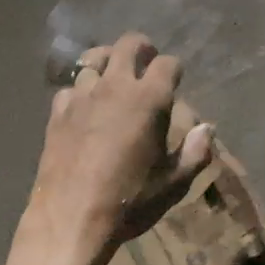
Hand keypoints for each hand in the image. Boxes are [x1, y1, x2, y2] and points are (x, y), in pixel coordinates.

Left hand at [0, 33, 215, 264]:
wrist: (72, 220)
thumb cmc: (129, 204)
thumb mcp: (172, 186)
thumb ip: (194, 154)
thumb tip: (206, 130)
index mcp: (149, 99)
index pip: (168, 64)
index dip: (174, 70)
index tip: (175, 82)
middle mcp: (115, 87)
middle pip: (128, 45)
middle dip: (142, 49)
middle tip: (145, 64)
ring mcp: (82, 97)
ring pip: (93, 59)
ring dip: (106, 63)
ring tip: (111, 80)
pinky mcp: (57, 114)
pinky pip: (70, 88)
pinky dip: (80, 91)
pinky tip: (83, 108)